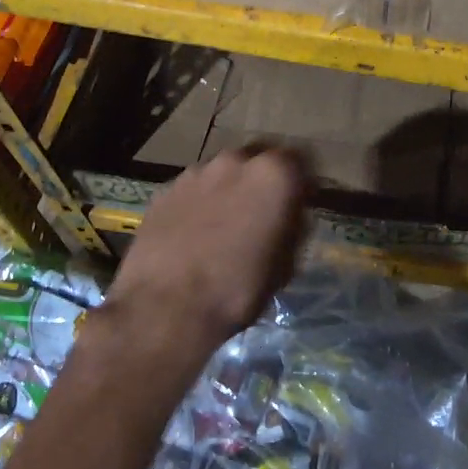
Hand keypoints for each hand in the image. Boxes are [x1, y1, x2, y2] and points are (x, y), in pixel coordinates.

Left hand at [104, 145, 309, 347]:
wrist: (165, 308)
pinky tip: (193, 236)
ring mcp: (195, 172)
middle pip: (258, 160)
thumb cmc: (238, 289)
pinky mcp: (165, 190)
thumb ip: (292, 227)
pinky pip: (193, 190)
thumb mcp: (286, 265)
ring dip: (229, 191)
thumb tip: (289, 216)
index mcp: (273, 174)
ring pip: (223, 173)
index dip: (302, 183)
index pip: (301, 160)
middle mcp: (235, 160)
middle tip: (261, 214)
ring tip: (223, 228)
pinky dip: (199, 205)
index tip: (300, 205)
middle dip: (263, 181)